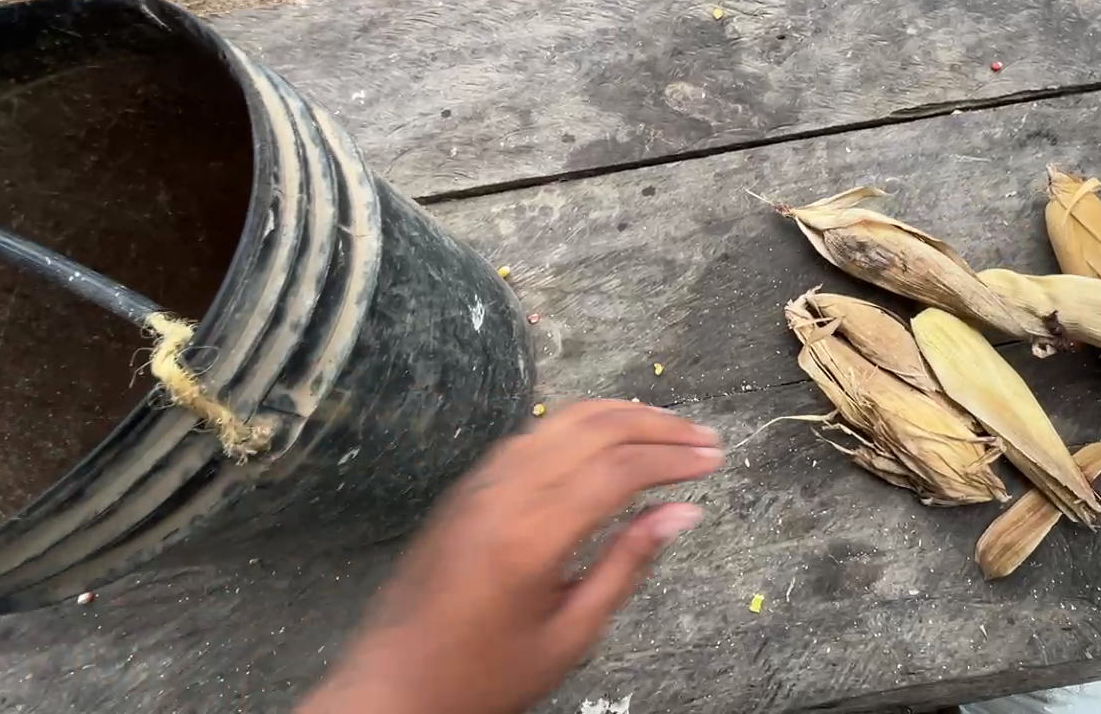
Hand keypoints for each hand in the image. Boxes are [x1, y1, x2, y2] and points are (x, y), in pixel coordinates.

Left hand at [299, 401, 723, 713]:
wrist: (387, 691)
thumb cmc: (483, 678)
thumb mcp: (569, 636)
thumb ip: (628, 564)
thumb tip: (684, 512)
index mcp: (533, 534)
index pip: (621, 469)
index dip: (675, 457)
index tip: (714, 459)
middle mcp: (508, 490)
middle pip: (600, 427)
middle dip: (661, 425)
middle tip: (703, 436)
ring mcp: (485, 478)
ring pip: (569, 417)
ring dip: (626, 414)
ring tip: (669, 427)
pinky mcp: (472, 480)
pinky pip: (539, 429)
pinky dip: (586, 420)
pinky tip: (610, 434)